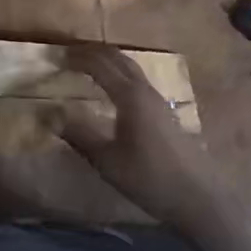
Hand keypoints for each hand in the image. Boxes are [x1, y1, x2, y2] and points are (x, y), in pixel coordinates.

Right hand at [56, 45, 231, 235]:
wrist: (200, 198)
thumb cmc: (151, 179)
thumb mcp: (108, 161)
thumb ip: (79, 134)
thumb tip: (49, 112)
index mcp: (129, 95)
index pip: (100, 64)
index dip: (78, 57)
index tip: (57, 56)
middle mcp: (144, 89)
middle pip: (117, 58)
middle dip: (92, 51)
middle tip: (70, 54)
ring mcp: (158, 99)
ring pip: (130, 66)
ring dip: (108, 60)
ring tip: (88, 65)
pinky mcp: (165, 111)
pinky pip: (137, 79)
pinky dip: (119, 72)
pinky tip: (114, 89)